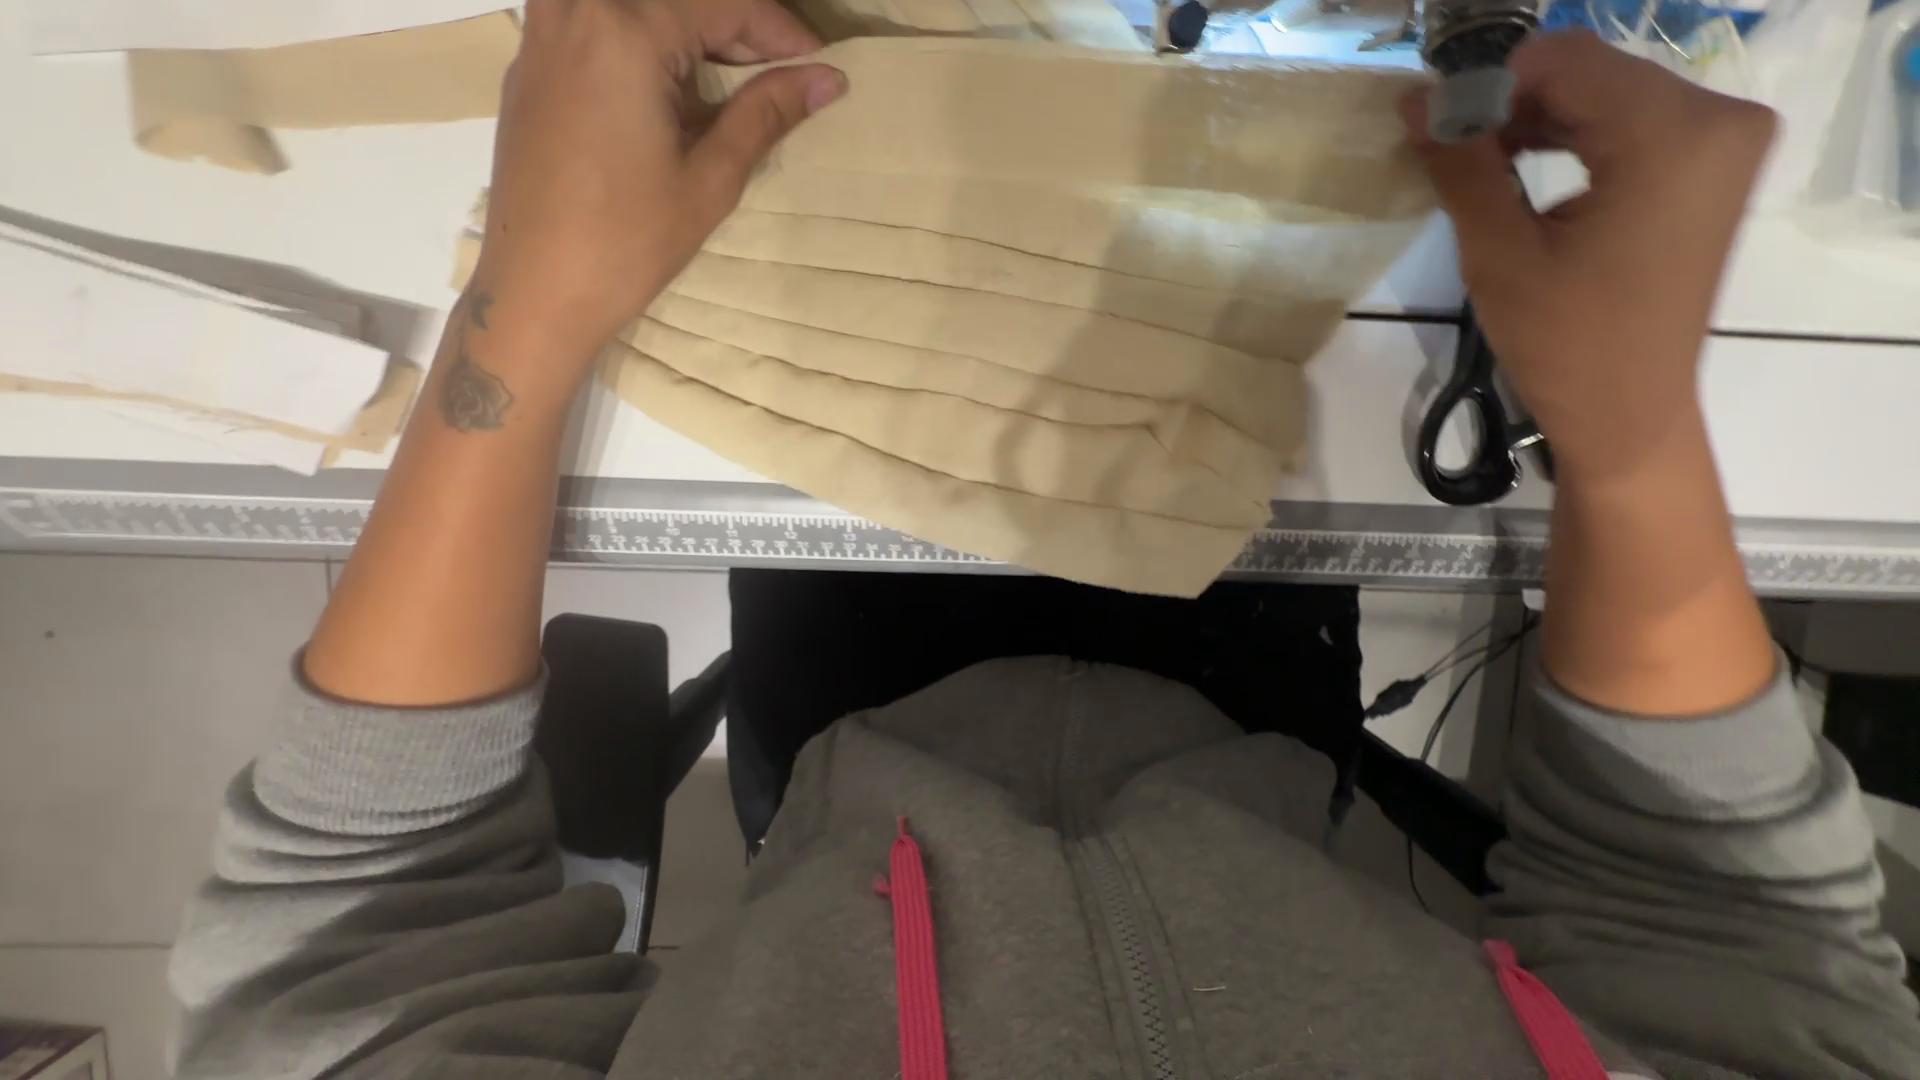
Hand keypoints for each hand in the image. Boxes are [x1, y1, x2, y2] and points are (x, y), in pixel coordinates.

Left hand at [473, 0, 845, 371]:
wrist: (537, 288)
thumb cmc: (629, 242)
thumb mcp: (710, 178)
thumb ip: (766, 113)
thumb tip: (828, 79)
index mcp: (623, 29)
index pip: (723, 4)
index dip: (781, 30)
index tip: (821, 64)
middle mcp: (575, 7)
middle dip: (737, 28)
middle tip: (782, 74)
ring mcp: (542, 31)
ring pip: (636, 6)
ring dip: (690, 32)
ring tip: (729, 81)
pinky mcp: (530, 64)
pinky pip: (597, 24)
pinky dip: (645, 43)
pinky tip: (672, 93)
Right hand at [1403, 31, 1775, 486]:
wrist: (1625, 407)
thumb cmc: (1562, 341)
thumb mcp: (1499, 254)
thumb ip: (1462, 167)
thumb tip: (1415, 104)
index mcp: (1674, 135)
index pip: (1565, 61)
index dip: (1486, 83)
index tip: (1428, 122)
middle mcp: (1719, 117)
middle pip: (1590, 73)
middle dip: (1510, 103)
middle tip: (1445, 148)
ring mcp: (1723, 140)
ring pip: (1607, 94)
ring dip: (1535, 120)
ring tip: (1476, 165)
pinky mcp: (1711, 165)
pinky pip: (1631, 123)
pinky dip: (1571, 138)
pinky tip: (1524, 170)